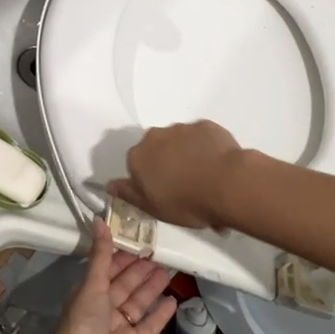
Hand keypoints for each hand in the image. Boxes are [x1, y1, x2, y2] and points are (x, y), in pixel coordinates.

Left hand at [38, 218, 177, 333]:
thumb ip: (100, 254)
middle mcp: (105, 308)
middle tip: (160, 252)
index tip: (139, 239)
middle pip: (126, 284)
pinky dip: (161, 314)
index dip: (123, 254)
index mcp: (90, 291)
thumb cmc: (84, 322)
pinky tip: (174, 300)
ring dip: (152, 287)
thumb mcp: (92, 284)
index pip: (109, 268)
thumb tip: (98, 219)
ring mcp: (121, 328)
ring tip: (169, 270)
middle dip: (141, 269)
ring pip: (140, 302)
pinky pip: (150, 326)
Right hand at [107, 120, 244, 228]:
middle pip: (157, 149)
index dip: (151, 179)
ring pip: (180, 141)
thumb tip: (108, 185)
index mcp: (138, 157)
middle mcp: (154, 137)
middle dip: (167, 162)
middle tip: (186, 185)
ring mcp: (180, 128)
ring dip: (187, 154)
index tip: (165, 193)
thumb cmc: (186, 202)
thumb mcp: (154, 208)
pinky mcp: (204, 125)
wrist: (226, 184)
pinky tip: (218, 164)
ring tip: (206, 177)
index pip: (137, 166)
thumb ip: (129, 194)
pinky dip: (206, 147)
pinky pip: (202, 136)